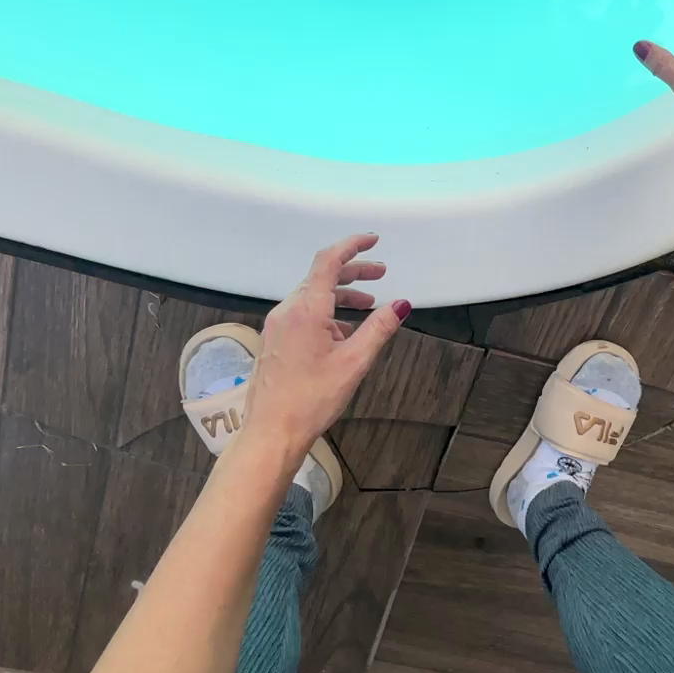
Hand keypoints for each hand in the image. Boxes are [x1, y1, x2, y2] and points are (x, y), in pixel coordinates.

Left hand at [242, 233, 408, 461]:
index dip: (352, 245)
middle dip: (353, 271)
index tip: (374, 240)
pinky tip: (343, 333)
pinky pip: (302, 313)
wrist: (272, 432)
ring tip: (368, 304)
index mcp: (306, 309)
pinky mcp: (274, 341)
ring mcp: (277, 326)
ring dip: (341, 294)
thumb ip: (379, 328)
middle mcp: (287, 311)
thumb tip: (401, 304)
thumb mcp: (355, 362)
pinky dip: (327, 312)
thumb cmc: (313, 399)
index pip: (329, 261)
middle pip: (321, 276)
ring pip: (312, 295)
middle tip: (381, 274)